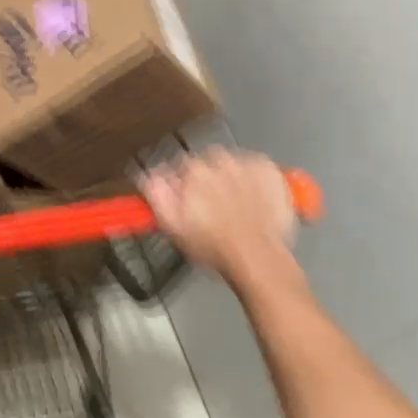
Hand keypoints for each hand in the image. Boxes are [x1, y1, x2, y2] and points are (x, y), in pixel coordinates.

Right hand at [137, 147, 299, 283]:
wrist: (257, 255)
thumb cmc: (212, 246)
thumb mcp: (173, 226)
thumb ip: (157, 195)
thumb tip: (147, 176)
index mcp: (192, 172)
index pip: (179, 166)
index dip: (180, 184)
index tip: (184, 199)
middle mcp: (220, 161)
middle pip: (206, 161)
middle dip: (206, 178)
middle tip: (210, 205)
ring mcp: (248, 164)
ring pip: (231, 163)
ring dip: (229, 177)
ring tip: (233, 204)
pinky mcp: (270, 171)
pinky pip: (256, 167)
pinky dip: (253, 178)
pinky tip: (252, 198)